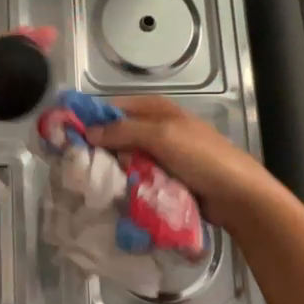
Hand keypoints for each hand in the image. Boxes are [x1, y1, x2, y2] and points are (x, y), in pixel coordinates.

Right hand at [82, 96, 277, 217]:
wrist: (237, 195)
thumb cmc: (202, 158)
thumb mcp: (162, 137)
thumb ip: (124, 131)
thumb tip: (88, 132)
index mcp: (157, 109)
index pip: (113, 108)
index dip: (91, 119)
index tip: (66, 135)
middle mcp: (157, 128)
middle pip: (118, 134)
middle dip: (99, 148)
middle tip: (76, 165)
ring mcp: (162, 154)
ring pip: (126, 158)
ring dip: (112, 169)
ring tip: (90, 182)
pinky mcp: (166, 178)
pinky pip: (138, 177)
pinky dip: (127, 183)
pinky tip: (112, 193)